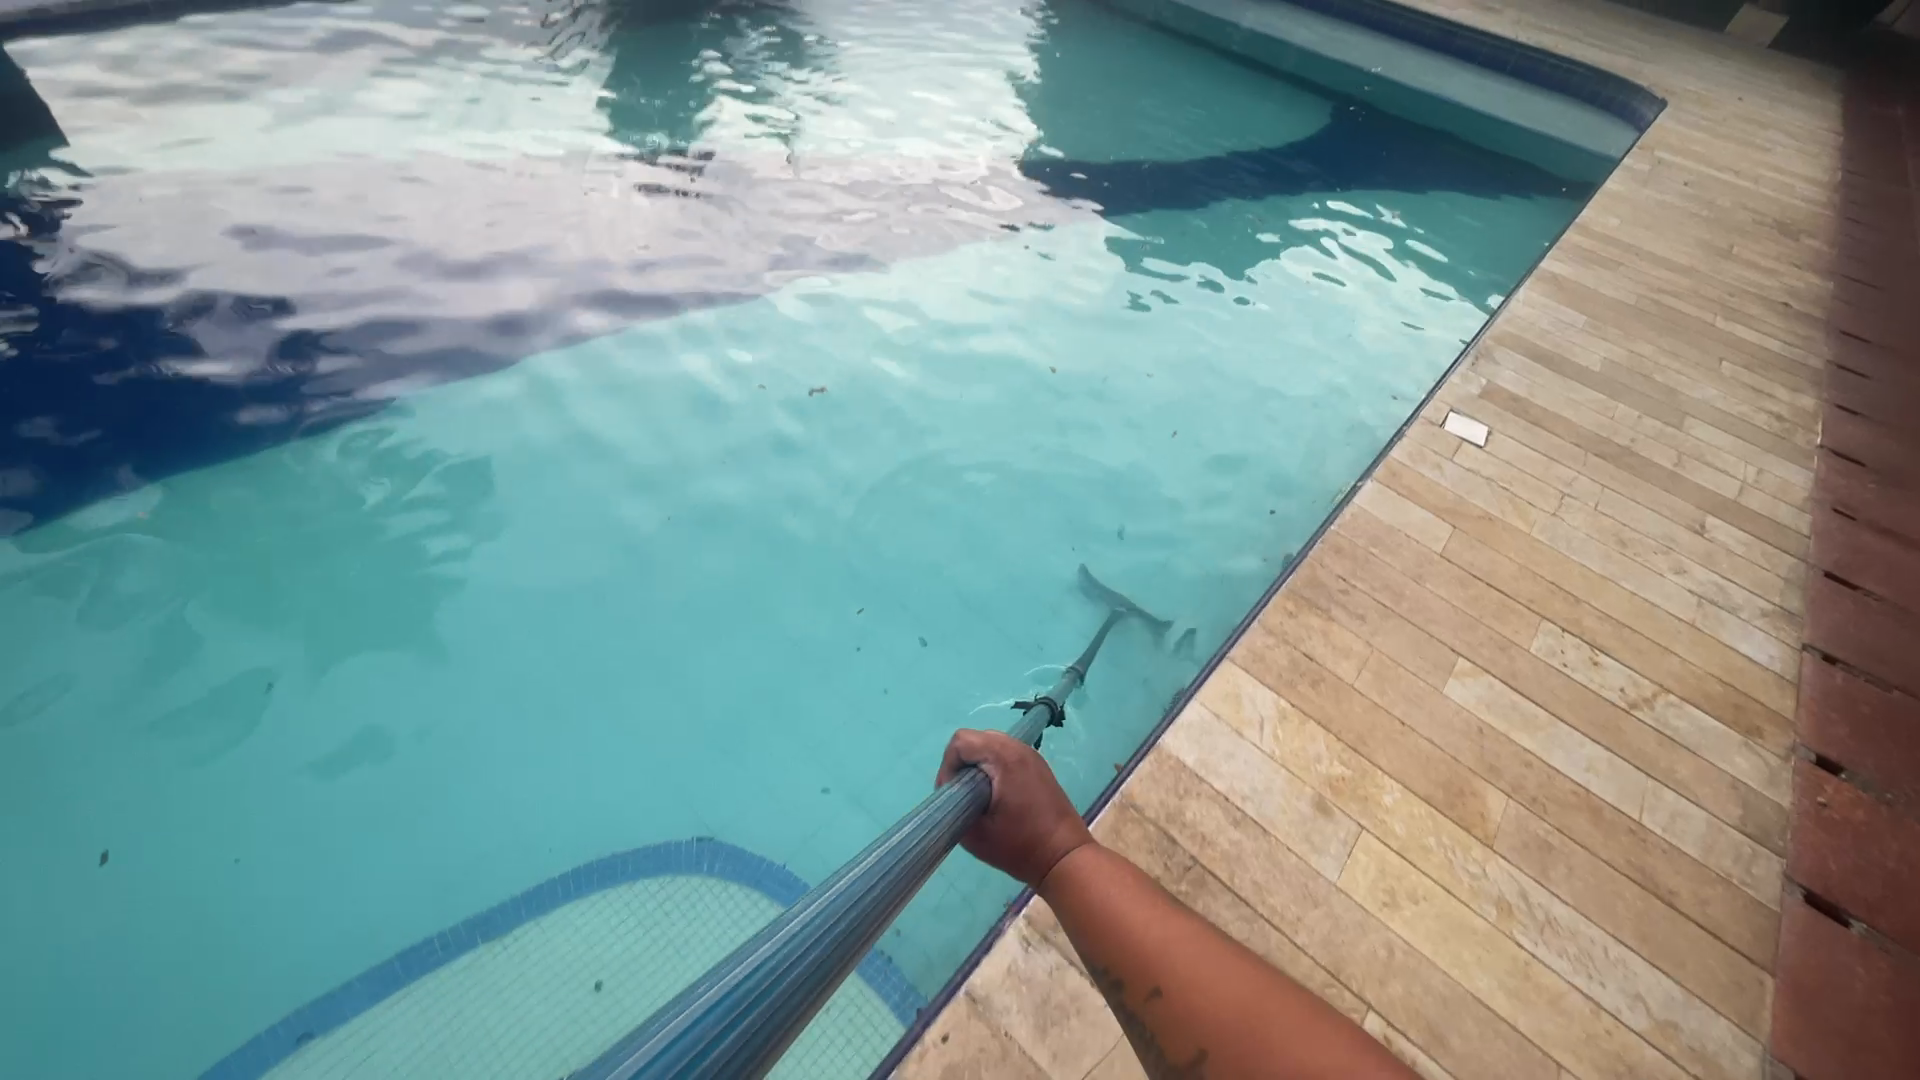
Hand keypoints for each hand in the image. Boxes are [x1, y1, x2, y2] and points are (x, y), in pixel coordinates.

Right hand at [937, 729, 1095, 887]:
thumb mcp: (974, 834)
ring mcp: (1031, 754)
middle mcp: (1018, 747)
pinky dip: (995, 767)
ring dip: (979, 765)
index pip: (961, 741)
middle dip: (962, 764)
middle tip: (962, 794)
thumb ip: (954, 806)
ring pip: (992, 744)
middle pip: (976, 739)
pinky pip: (1007, 754)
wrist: (1064, 856)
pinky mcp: (1038, 765)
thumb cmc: (1019, 846)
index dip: (948, 766)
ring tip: (978, 796)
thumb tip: (952, 794)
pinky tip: (998, 795)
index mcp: (1002, 757)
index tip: (952, 793)